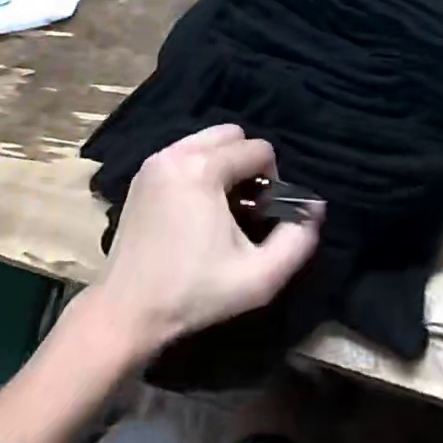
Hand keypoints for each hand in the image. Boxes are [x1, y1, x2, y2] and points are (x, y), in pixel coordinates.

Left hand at [87, 125, 321, 359]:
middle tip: (247, 205)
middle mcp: (175, 154)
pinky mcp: (140, 175)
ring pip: (205, 140)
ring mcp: (153, 162)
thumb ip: (298, 239)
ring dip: (224, 164)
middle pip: (231, 134)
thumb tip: (316, 207)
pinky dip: (200, 168)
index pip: (258, 149)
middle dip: (248, 162)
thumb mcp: (260, 277)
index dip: (273, 179)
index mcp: (202, 169)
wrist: (127, 309)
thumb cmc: (195, 292)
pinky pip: (183, 153)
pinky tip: (199, 208)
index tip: (264, 215)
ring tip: (224, 207)